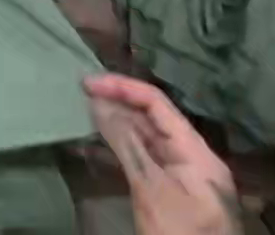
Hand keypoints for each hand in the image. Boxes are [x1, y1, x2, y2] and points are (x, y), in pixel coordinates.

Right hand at [84, 74, 241, 234]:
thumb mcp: (150, 188)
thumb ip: (125, 142)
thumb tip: (96, 101)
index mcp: (197, 154)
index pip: (157, 104)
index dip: (121, 87)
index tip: (86, 83)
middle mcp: (191, 159)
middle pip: (149, 117)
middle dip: (114, 102)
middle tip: (77, 93)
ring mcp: (179, 176)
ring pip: (142, 136)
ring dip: (111, 123)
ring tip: (79, 112)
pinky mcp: (166, 191)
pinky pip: (138, 157)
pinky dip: (113, 148)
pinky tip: (87, 146)